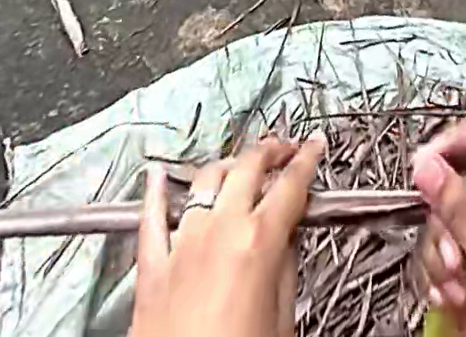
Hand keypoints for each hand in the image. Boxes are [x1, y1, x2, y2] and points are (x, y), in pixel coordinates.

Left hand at [132, 134, 326, 336]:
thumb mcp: (282, 321)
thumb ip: (286, 268)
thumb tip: (287, 238)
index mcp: (258, 242)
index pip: (291, 184)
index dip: (307, 159)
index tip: (314, 146)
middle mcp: (219, 231)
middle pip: (249, 168)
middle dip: (271, 151)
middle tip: (285, 148)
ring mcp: (182, 244)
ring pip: (207, 179)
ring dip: (229, 163)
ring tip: (242, 161)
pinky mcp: (152, 267)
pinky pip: (151, 218)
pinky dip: (157, 192)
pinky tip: (158, 176)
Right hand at [413, 122, 465, 336]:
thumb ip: (461, 206)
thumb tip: (428, 164)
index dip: (452, 147)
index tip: (426, 162)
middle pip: (446, 185)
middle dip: (444, 223)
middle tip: (455, 248)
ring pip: (432, 222)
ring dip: (440, 257)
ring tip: (460, 282)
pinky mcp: (453, 268)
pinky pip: (426, 254)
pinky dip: (434, 277)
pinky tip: (453, 297)